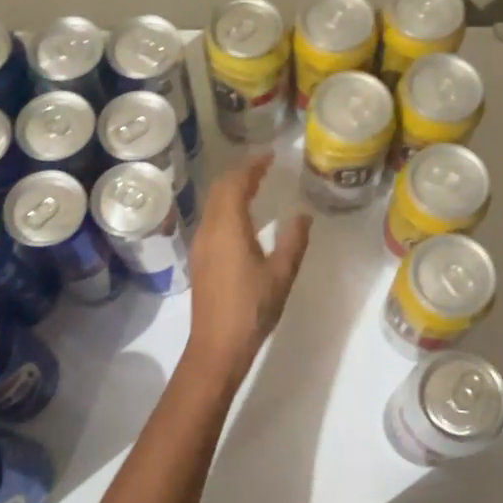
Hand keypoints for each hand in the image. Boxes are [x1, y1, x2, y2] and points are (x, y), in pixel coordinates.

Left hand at [186, 153, 313, 370]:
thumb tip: (302, 215)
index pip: (236, 184)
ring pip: (213, 205)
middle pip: (219, 190)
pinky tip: (243, 219)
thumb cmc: (252, 309)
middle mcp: (209, 230)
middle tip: (264, 168)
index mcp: (228, 228)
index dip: (252, 166)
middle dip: (240, 174)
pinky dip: (227, 208)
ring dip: (232, 190)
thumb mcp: (281, 274)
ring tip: (256, 187)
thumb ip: (293, 241)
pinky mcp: (200, 260)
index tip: (270, 156)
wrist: (217, 346)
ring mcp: (200, 245)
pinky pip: (212, 220)